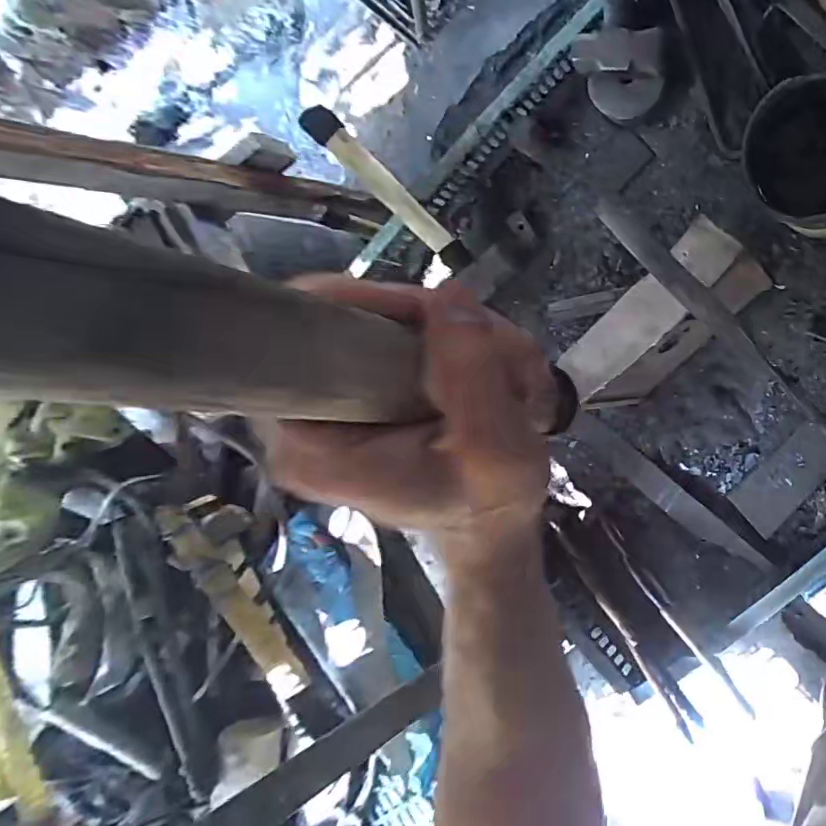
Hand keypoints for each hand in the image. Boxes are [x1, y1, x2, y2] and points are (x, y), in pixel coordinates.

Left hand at [261, 276, 554, 552]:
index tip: (446, 320)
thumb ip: (471, 374)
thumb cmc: (491, 504)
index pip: (310, 330)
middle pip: (366, 320)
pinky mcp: (373, 399)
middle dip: (449, 330)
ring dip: (473, 342)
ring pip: (402, 328)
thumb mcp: (494, 448)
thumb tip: (452, 296)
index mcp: (312, 437)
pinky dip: (468, 353)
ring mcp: (343, 403)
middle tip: (506, 361)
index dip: (379, 306)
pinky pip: (415, 345)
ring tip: (515, 380)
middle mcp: (310, 415)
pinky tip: (500, 381)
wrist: (497, 529)